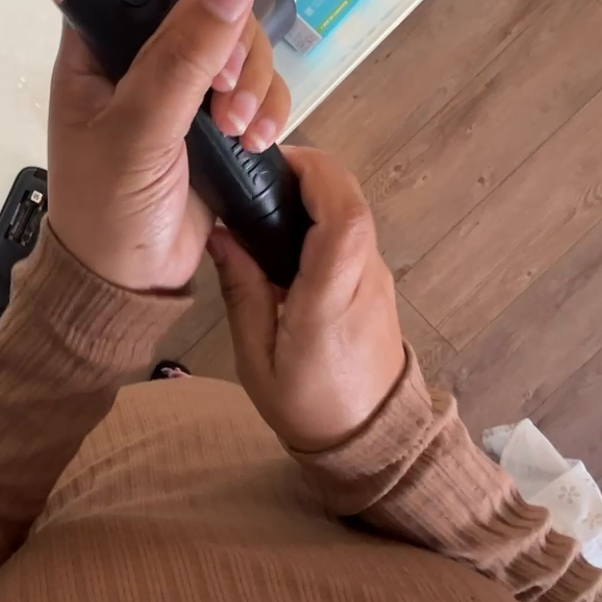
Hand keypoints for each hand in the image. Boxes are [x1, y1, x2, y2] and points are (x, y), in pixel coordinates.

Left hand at [46, 0, 291, 292]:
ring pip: (240, 45)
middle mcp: (140, 58)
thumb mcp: (137, 132)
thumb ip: (181, 58)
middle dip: (231, 45)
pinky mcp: (215, 120)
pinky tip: (256, 140)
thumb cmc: (108, 209)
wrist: (131, 280)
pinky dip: (269, 108)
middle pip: (206, 3)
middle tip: (223, 96)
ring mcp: (182, 89)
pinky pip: (259, 89)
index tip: (210, 3)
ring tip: (239, 131)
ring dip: (254, 82)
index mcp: (98, 49)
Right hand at [210, 147, 406, 452]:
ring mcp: (378, 280)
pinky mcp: (378, 285)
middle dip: (310, 175)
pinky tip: (286, 238)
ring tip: (265, 205)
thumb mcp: (256, 359)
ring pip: (354, 216)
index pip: (343, 217)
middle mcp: (364, 279)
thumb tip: (223, 236)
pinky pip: (353, 237)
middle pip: (352, 204)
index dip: (316, 176)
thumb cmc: (306, 405)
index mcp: (329, 300)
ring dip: (316, 196)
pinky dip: (323, 221)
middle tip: (260, 176)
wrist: (372, 441)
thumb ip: (242, 294)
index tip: (275, 161)